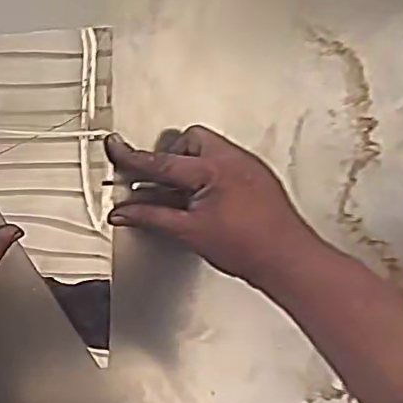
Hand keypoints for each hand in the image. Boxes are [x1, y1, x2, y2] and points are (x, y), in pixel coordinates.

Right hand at [105, 125, 326, 287]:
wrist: (286, 261)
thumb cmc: (249, 246)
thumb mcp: (187, 231)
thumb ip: (150, 217)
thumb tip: (125, 213)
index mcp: (215, 169)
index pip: (162, 161)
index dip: (133, 157)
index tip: (116, 148)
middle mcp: (235, 162)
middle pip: (188, 141)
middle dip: (167, 156)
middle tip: (151, 178)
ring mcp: (247, 168)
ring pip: (206, 150)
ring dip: (186, 166)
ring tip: (174, 191)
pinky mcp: (254, 179)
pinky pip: (221, 164)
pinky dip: (203, 175)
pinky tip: (196, 199)